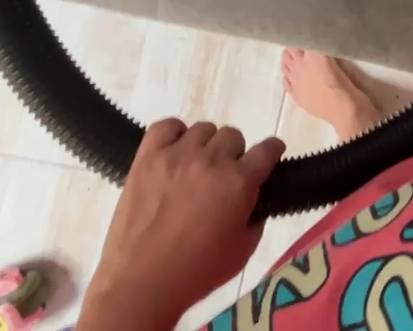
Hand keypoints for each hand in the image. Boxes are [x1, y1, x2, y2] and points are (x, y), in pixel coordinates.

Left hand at [78, 120, 283, 330]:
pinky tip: (173, 152)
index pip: (268, 148)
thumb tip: (254, 196)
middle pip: (233, 136)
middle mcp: (211, 160)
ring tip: (194, 170)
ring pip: (203, 129)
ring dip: (205, 147)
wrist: (140, 286)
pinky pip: (166, 126)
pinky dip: (173, 134)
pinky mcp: (148, 158)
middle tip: (221, 179)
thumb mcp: (243, 250)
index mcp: (239, 182)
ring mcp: (177, 155)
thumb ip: (256, 215)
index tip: (268, 157)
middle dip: (233, 156)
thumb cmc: (196, 272)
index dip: (272, 151)